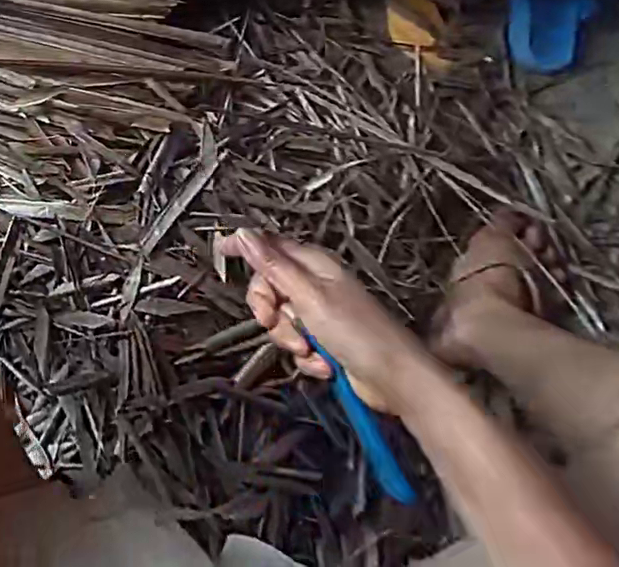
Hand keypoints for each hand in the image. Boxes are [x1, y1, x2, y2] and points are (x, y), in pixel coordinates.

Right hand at [217, 229, 438, 413]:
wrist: (398, 383)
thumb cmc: (361, 334)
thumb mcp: (308, 296)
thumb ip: (272, 266)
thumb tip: (245, 234)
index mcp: (312, 264)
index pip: (268, 245)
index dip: (244, 247)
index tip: (220, 251)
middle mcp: (314, 284)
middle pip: (268, 285)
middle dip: (267, 308)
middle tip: (272, 319)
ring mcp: (319, 312)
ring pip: (279, 317)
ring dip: (288, 336)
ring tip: (309, 346)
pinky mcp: (324, 338)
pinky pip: (295, 341)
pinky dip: (304, 355)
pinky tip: (322, 361)